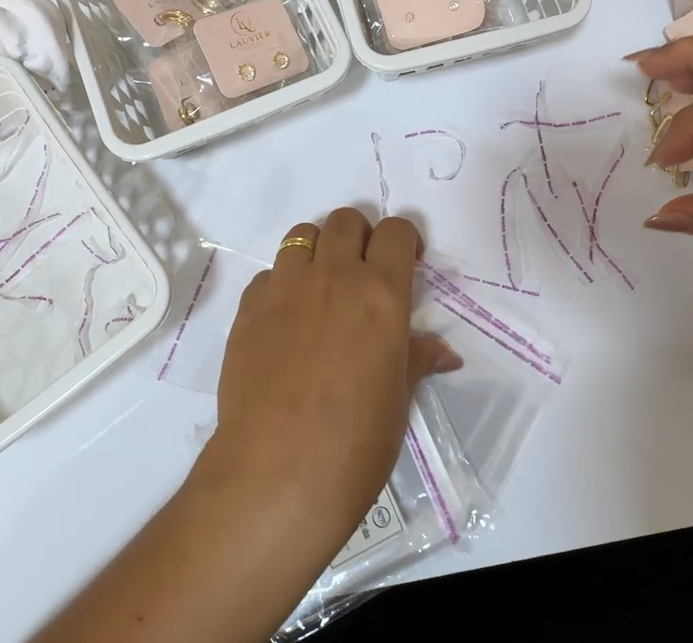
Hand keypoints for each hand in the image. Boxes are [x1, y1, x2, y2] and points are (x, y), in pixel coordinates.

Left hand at [200, 208, 458, 555]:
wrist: (278, 472)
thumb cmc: (356, 442)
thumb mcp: (397, 399)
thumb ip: (416, 360)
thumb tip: (444, 353)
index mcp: (381, 294)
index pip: (396, 232)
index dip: (404, 240)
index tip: (406, 263)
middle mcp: (333, 277)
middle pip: (346, 221)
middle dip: (360, 236)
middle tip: (363, 272)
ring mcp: (285, 289)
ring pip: (302, 236)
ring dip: (317, 252)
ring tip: (321, 290)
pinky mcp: (248, 309)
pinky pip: (268, 275)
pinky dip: (281, 285)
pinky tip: (286, 321)